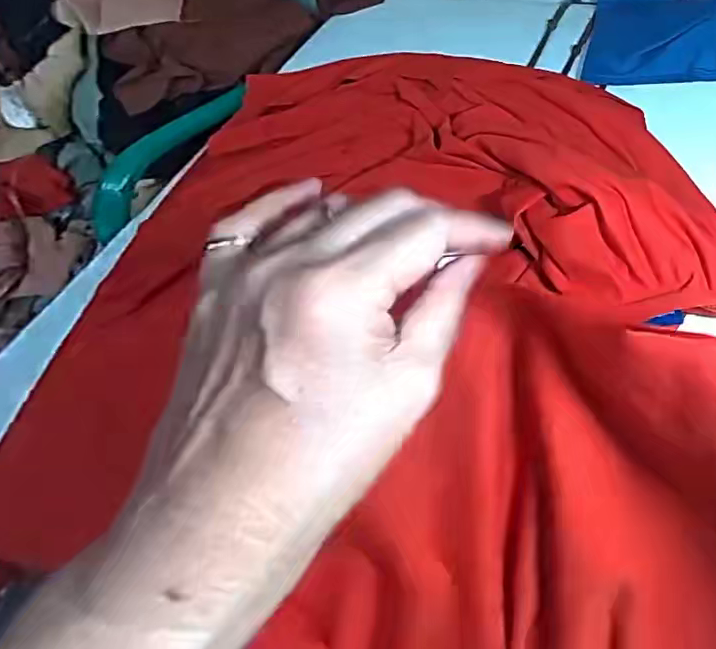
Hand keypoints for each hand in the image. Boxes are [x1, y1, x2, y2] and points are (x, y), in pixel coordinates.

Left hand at [7, 183, 510, 648]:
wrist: (221, 519)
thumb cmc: (330, 459)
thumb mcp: (412, 383)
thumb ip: (444, 304)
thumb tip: (470, 259)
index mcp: (344, 287)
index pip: (427, 226)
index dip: (473, 227)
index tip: (501, 238)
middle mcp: (291, 263)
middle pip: (385, 205)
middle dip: (436, 220)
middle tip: (463, 249)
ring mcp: (244, 271)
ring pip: (330, 207)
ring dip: (380, 218)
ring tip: (407, 246)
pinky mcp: (214, 289)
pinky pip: (248, 221)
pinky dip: (288, 202)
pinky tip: (314, 194)